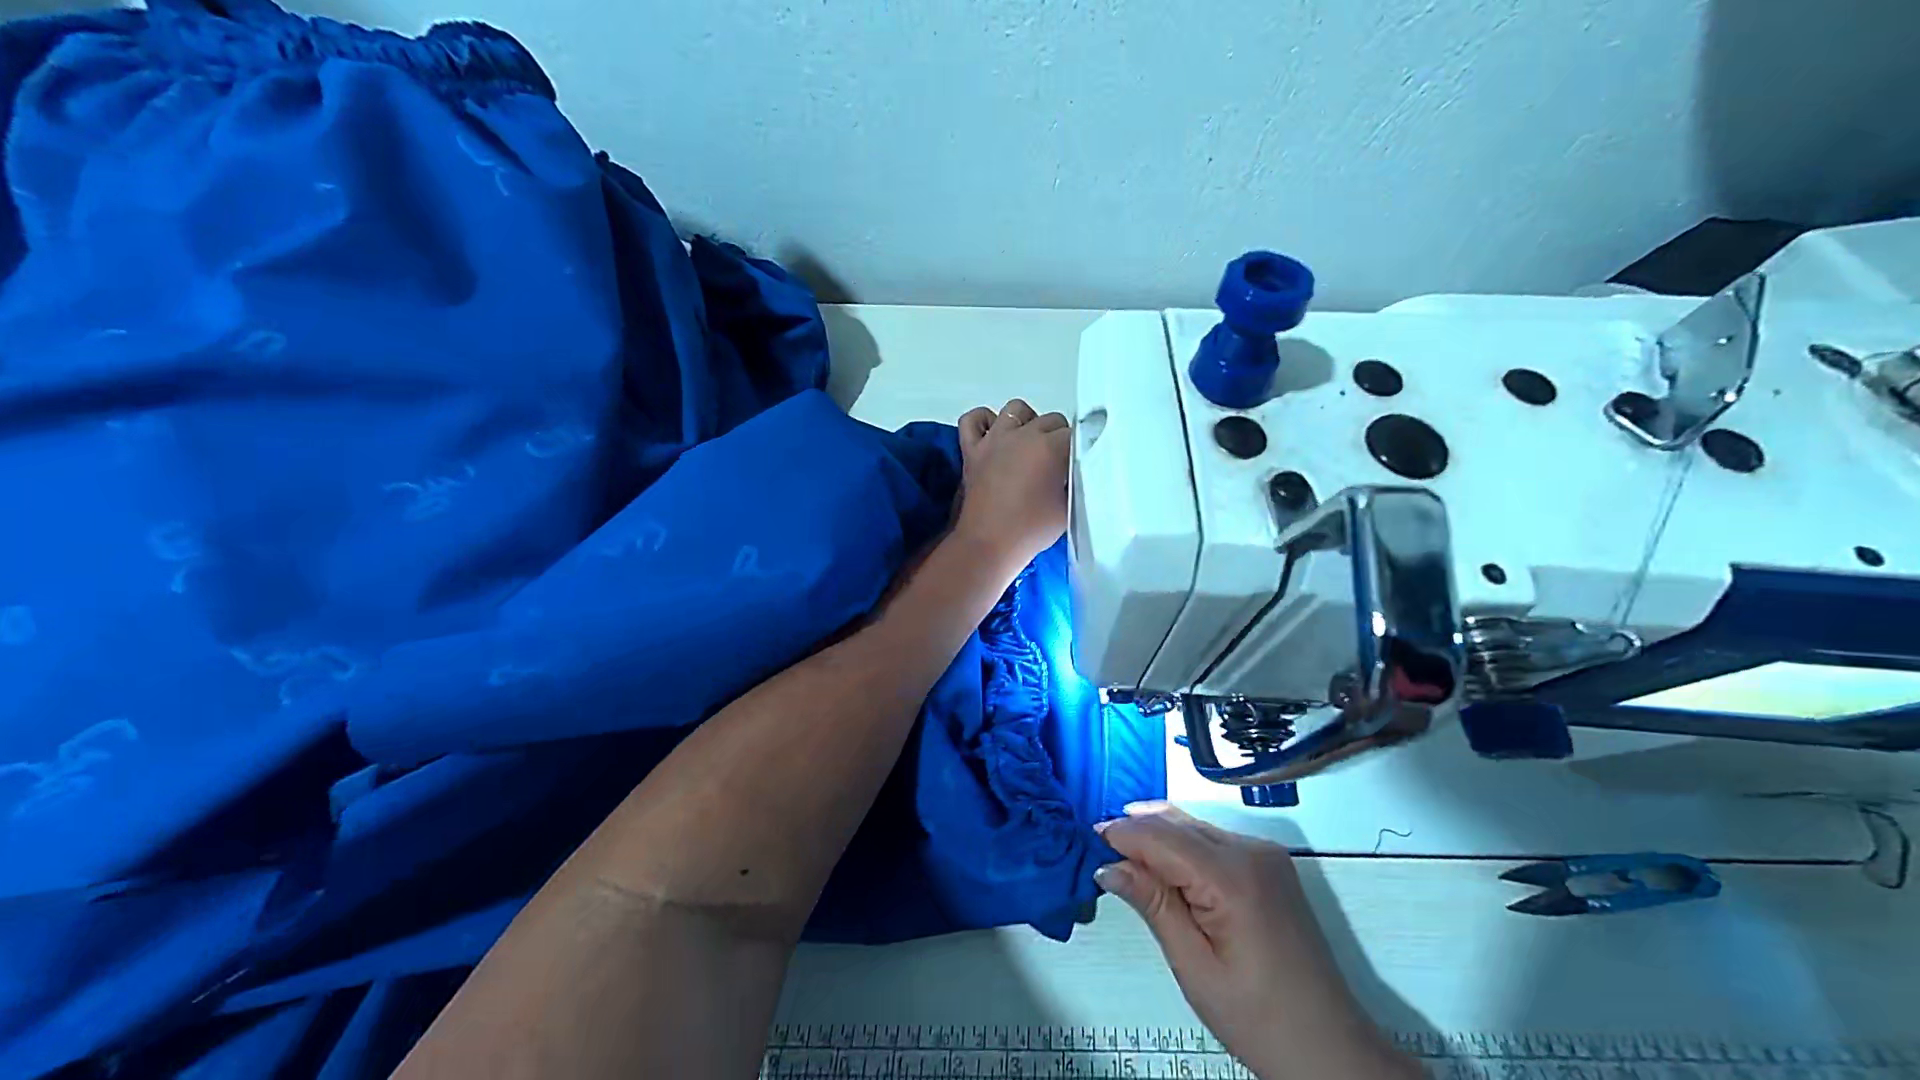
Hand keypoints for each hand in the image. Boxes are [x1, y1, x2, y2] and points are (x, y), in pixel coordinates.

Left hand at [952, 399, 1069, 569]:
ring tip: (1030, 446)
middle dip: (1059, 439)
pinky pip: (973, 419)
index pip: (1076, 434)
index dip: (1081, 449)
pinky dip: (984, 422)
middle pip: (1050, 420)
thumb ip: (1077, 480)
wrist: (988, 544)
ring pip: (1016, 410)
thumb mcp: (1069, 506)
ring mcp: (994, 439)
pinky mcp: (972, 449)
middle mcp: (1023, 435)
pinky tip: (993, 436)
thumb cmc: (1032, 529)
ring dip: (1027, 423)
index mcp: (1051, 447)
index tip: (1080, 464)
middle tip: (1058, 465)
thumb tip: (1076, 469)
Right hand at [1095, 803, 1419, 1079]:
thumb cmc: (1259, 1019)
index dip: (1122, 834)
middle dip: (1136, 829)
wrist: (1331, 1049)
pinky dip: (1183, 842)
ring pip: (1195, 826)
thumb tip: (1109, 865)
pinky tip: (1163, 858)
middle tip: (1097, 843)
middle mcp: (1252, 852)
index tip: (1088, 838)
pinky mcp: (1271, 864)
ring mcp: (1266, 855)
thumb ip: (1153, 904)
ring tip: (1121, 848)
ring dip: (1158, 832)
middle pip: (1178, 823)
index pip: (1162, 836)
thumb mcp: (1194, 966)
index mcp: (1233, 878)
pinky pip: (1214, 839)